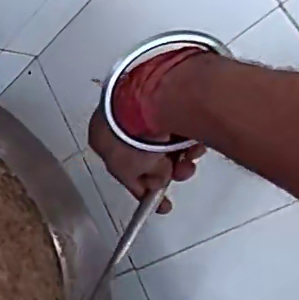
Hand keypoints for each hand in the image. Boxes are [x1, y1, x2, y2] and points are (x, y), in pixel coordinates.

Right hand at [88, 110, 202, 212]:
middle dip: (169, 169)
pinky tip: (196, 140)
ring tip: (192, 154)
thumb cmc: (128, 135)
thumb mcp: (132, 171)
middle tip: (183, 173)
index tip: (161, 203)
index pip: (124, 171)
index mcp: (102, 140)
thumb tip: (158, 181)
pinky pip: (180, 122)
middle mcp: (120, 123)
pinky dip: (190, 134)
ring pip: (167, 139)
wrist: (145, 101)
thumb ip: (145, 181)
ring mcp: (143, 108)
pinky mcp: (166, 96)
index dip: (144, 188)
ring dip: (183, 153)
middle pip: (149, 154)